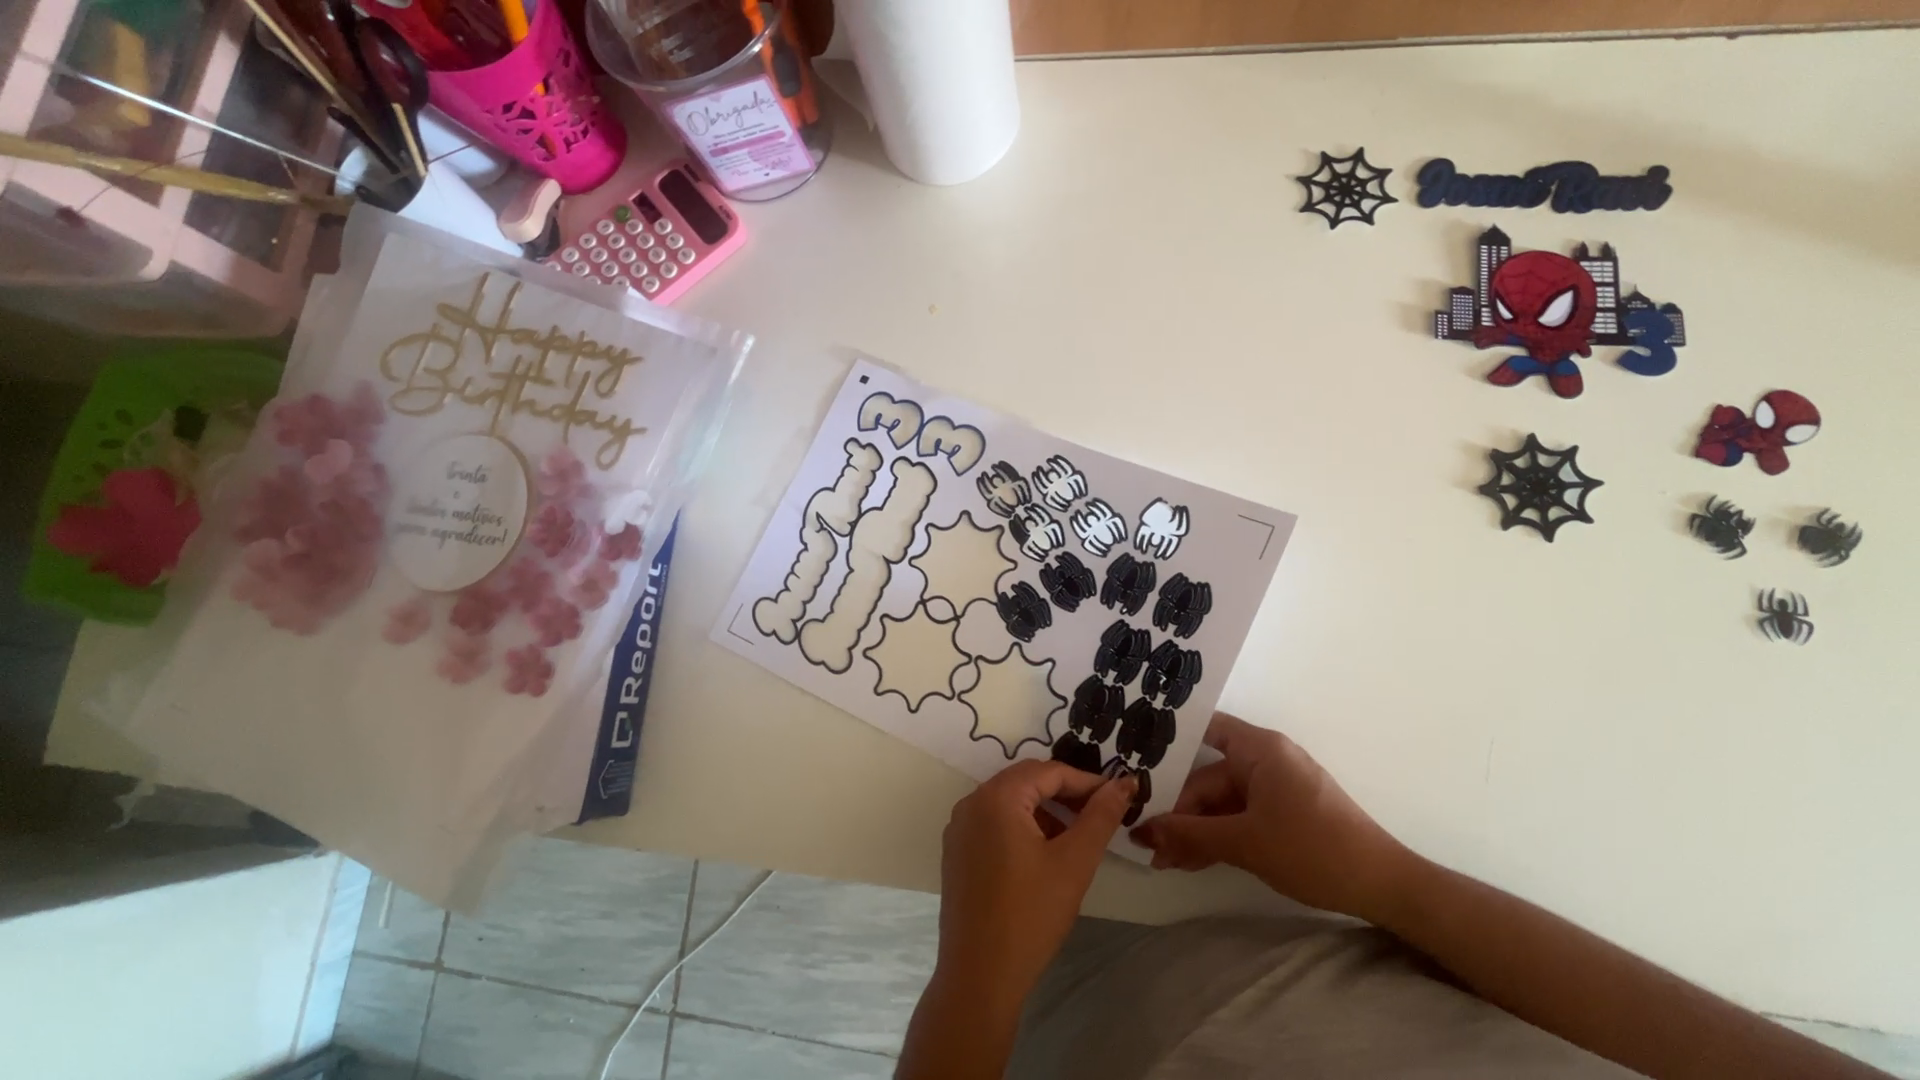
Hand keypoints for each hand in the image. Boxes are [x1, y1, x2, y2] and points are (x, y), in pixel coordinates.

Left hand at [934, 761, 1135, 1000]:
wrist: (980, 974)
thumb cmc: (1031, 914)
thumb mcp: (1074, 862)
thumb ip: (1101, 816)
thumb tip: (1124, 783)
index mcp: (996, 797)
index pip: (1048, 771)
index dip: (1086, 781)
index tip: (1118, 797)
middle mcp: (971, 803)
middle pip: (1026, 782)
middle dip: (1065, 793)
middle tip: (1101, 814)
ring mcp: (959, 829)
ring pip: (1010, 803)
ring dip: (1045, 811)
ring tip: (1078, 837)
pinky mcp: (957, 854)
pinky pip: (994, 824)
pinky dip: (1023, 828)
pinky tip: (1045, 856)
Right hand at [1129, 713, 1412, 921]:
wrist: (1382, 885)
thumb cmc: (1312, 849)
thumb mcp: (1243, 843)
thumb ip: (1188, 835)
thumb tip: (1141, 832)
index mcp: (1259, 749)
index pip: (1204, 729)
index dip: (1168, 743)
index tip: (1133, 761)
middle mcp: (1266, 759)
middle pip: (1207, 776)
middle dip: (1178, 810)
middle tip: (1146, 842)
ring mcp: (1277, 787)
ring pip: (1222, 802)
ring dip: (1195, 830)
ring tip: (1164, 860)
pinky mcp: (1285, 813)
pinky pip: (1240, 815)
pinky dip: (1219, 836)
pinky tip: (1192, 860)